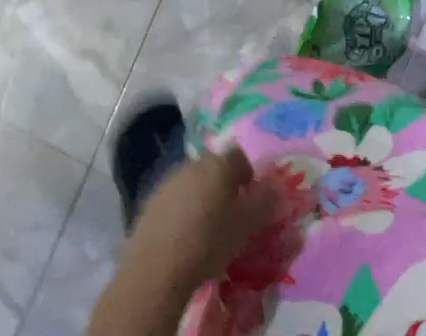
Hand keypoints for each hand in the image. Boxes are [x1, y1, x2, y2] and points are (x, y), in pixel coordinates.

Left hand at [120, 146, 279, 293]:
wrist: (156, 270)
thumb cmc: (209, 242)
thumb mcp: (248, 224)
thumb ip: (265, 200)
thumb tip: (277, 184)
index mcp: (218, 164)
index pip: (239, 156)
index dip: (247, 175)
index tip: (249, 199)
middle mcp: (191, 165)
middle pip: (214, 168)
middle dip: (223, 185)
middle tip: (230, 214)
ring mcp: (166, 183)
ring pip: (192, 183)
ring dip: (201, 197)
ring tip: (205, 227)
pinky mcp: (148, 204)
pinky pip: (173, 200)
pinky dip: (181, 211)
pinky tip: (183, 236)